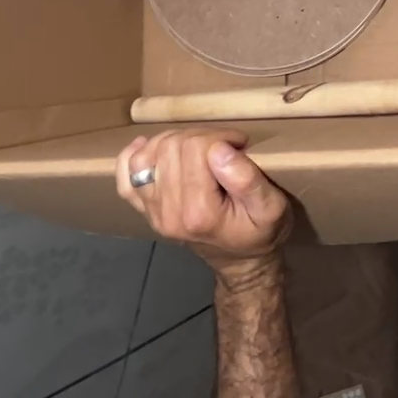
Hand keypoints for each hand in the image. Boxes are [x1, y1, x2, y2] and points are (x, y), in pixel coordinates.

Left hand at [116, 129, 291, 286]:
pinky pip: (125, 176)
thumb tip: (219, 150)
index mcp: (200, 212)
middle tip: (224, 146)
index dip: (222, 136)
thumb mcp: (272, 208)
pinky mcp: (146, 210)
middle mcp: (169, 213)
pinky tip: (150, 146)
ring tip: (200, 148)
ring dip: (175, 140)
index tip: (241, 145)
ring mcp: (153, 212)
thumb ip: (248, 180)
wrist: (240, 261)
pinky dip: (134, 155)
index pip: (197, 149)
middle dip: (201, 136)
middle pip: (172, 147)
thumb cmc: (260, 232)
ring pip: (149, 153)